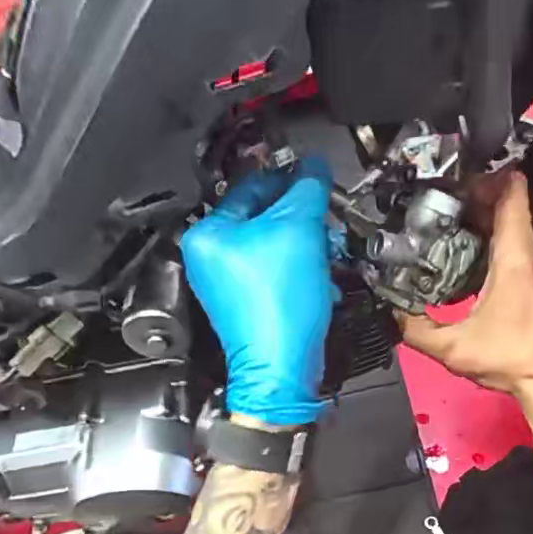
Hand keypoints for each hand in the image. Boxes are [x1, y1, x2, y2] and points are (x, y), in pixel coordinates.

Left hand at [181, 158, 335, 425]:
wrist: (283, 368)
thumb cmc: (279, 308)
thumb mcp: (298, 231)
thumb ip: (307, 190)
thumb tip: (314, 165)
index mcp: (207, 234)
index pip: (251, 186)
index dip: (289, 180)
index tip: (316, 179)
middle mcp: (210, 258)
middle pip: (264, 218)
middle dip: (302, 221)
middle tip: (325, 223)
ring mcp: (229, 284)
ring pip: (274, 247)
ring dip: (306, 247)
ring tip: (325, 255)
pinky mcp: (250, 305)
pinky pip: (277, 273)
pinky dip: (301, 272)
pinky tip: (319, 280)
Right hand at [399, 172, 532, 398]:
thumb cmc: (509, 359)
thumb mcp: (452, 348)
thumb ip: (416, 329)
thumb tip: (392, 313)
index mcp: (514, 258)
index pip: (511, 193)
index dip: (484, 178)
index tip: (454, 182)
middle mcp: (529, 255)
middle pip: (508, 203)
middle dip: (475, 195)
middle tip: (441, 201)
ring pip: (511, 222)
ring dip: (483, 216)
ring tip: (448, 220)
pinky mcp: (532, 280)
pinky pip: (513, 242)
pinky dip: (491, 236)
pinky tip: (466, 252)